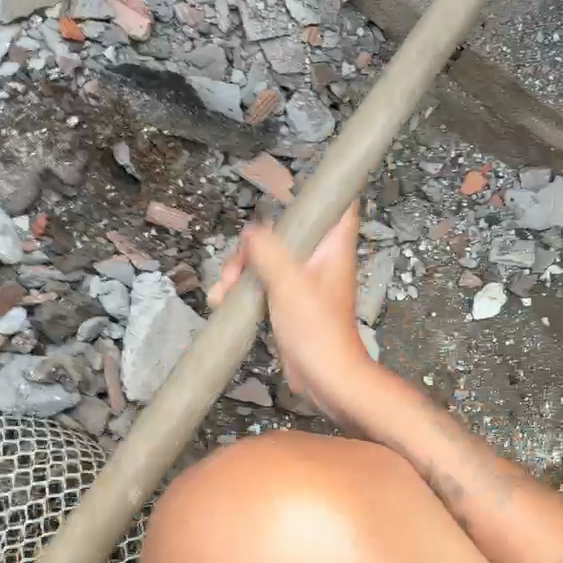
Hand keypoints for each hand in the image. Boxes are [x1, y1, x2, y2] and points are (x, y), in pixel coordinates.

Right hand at [209, 205, 374, 418]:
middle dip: (255, 244)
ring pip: (269, 259)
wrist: (325, 378)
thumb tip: (253, 231)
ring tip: (224, 290)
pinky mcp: (290, 303)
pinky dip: (243, 290)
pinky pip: (263, 285)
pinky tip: (223, 302)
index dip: (323, 191)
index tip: (296, 185)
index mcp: (332, 248)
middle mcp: (320, 260)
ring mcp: (304, 282)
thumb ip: (269, 252)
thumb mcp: (289, 283)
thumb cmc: (318, 329)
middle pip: (287, 233)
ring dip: (242, 270)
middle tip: (237, 265)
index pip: (338, 206)